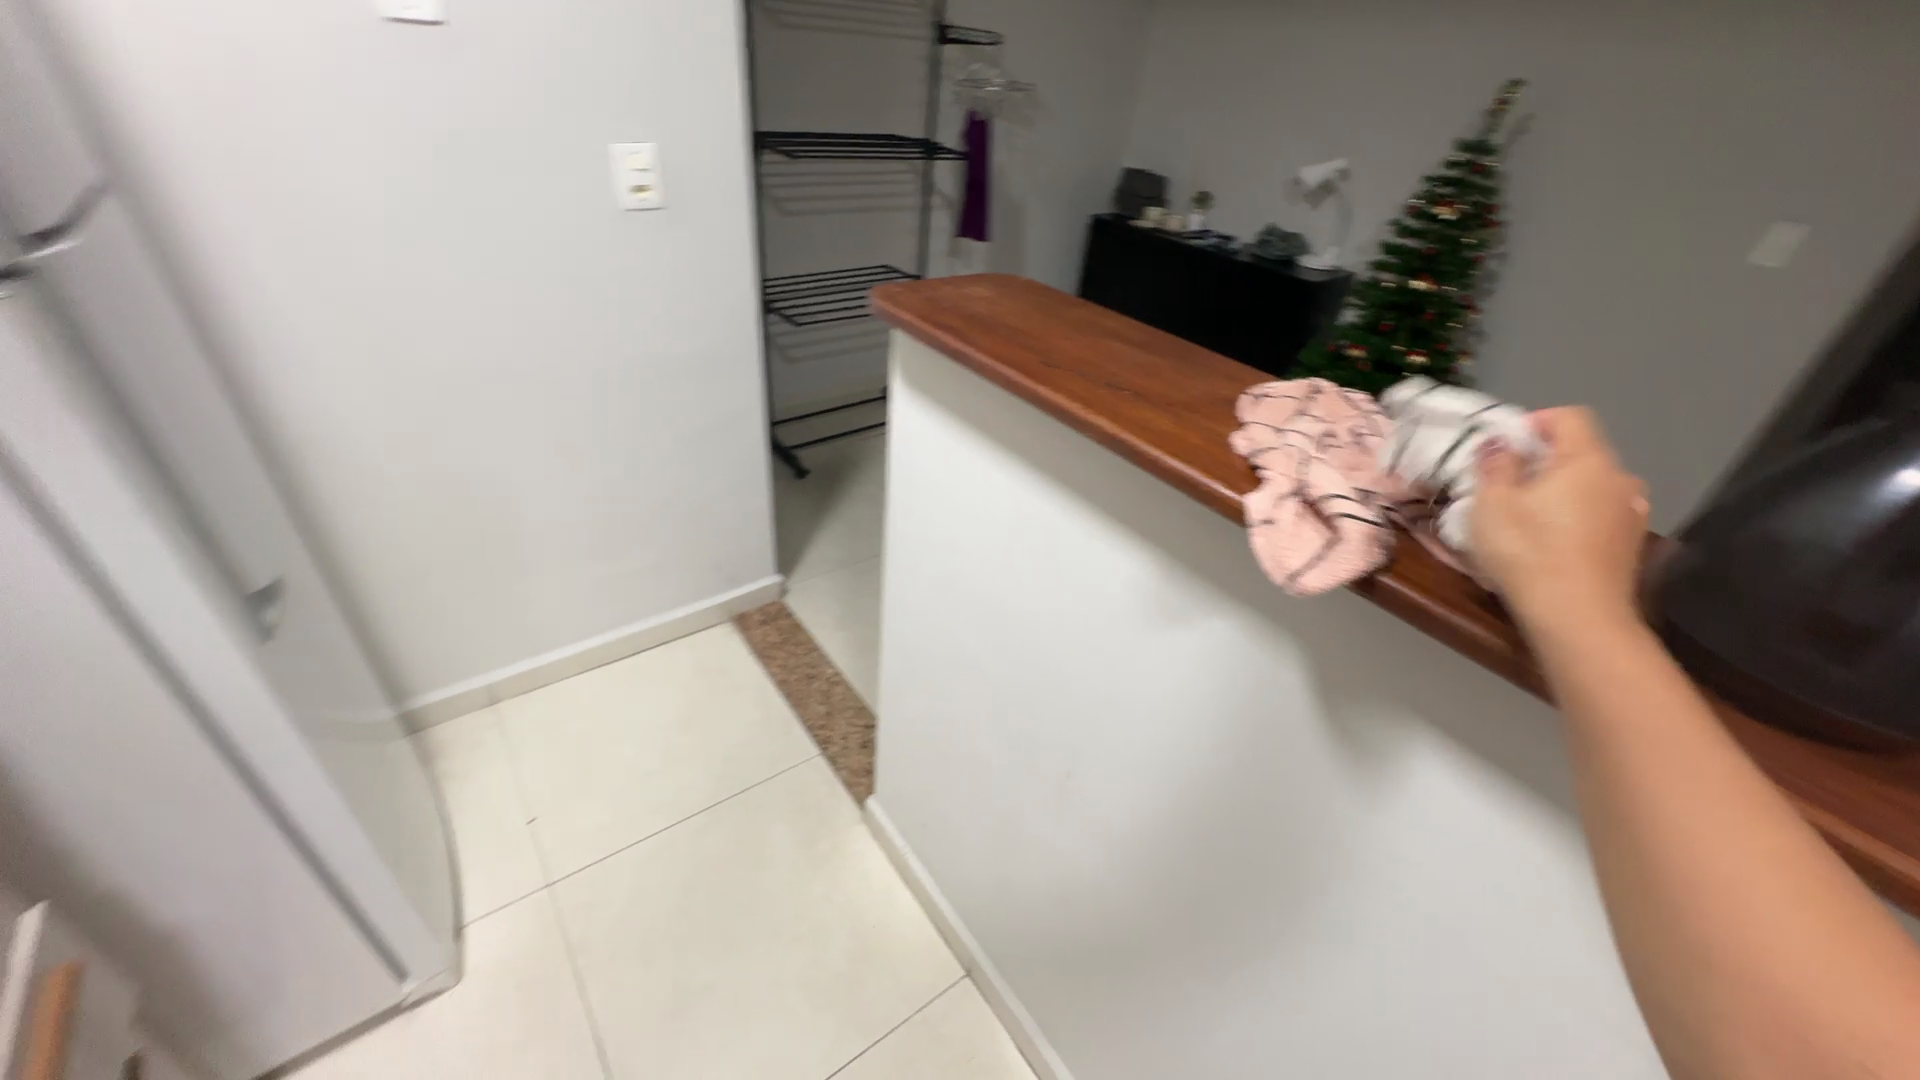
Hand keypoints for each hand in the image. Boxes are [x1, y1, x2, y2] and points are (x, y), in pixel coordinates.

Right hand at [1473, 407, 1649, 630]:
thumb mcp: (1491, 503)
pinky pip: (1600, 515)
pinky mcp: (1631, 545)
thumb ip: (1496, 465)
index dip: (1534, 422)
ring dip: (1562, 492)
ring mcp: (1632, 513)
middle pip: (1581, 453)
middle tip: (1505, 486)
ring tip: (1528, 517)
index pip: (1569, 417)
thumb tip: (1501, 443)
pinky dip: (1576, 518)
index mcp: (1587, 460)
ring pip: (1592, 487)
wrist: (1576, 615)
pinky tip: (1552, 543)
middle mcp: (1620, 478)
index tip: (1503, 447)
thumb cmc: (1527, 550)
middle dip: (1543, 462)